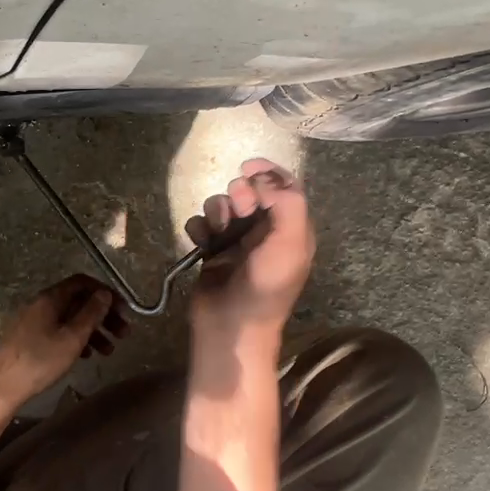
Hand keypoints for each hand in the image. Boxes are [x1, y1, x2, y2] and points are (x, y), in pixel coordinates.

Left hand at [0, 274, 127, 406]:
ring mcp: (31, 320)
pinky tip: (86, 356)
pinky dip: (74, 339)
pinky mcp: (27, 337)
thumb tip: (104, 293)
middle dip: (103, 315)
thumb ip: (91, 313)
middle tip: (124, 334)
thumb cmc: (40, 361)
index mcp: (49, 298)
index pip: (82, 282)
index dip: (105, 293)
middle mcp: (39, 304)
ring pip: (68, 318)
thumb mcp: (72, 338)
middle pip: (77, 301)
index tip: (123, 310)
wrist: (2, 386)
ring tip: (109, 352)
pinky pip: (57, 331)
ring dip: (92, 331)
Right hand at [184, 159, 313, 342]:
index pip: (284, 186)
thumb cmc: (267, 285)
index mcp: (291, 227)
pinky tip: (199, 241)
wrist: (232, 324)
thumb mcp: (290, 242)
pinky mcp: (211, 250)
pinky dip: (197, 227)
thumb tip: (261, 177)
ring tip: (217, 231)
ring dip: (216, 210)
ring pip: (221, 205)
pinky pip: (200, 224)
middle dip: (239, 192)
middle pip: (249, 191)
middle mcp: (264, 230)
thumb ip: (286, 202)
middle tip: (237, 209)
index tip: (248, 166)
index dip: (268, 172)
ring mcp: (235, 240)